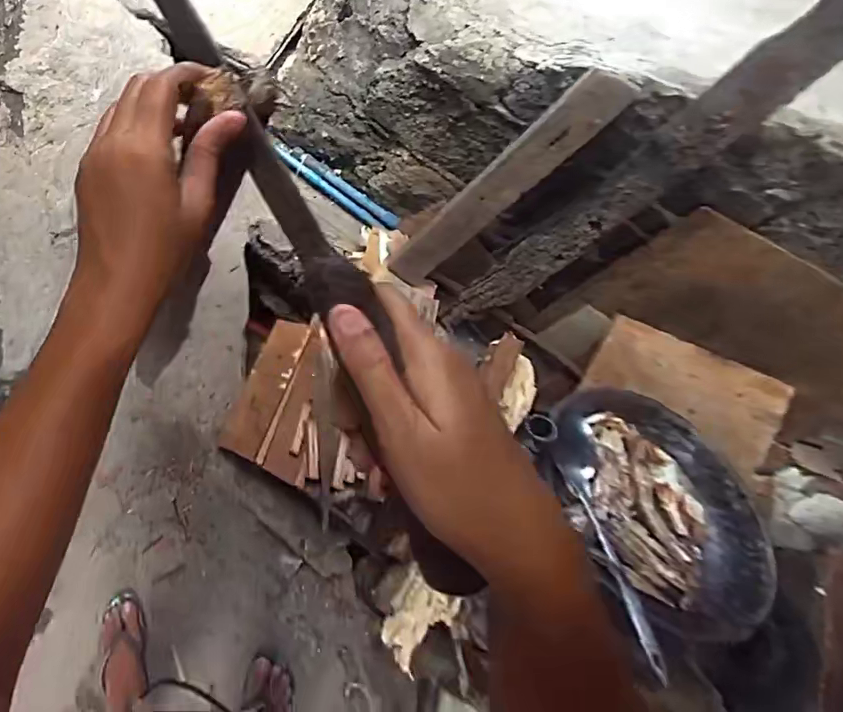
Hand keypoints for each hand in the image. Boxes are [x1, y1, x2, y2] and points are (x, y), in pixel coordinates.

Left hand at [72, 63, 245, 323]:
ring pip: (120, 105)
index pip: (160, 84)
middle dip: (170, 83)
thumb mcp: (196, 201)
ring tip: (182, 126)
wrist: (113, 286)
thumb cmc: (162, 250)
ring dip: (150, 102)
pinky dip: (133, 122)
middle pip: (137, 87)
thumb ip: (209, 151)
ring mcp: (93, 153)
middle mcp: (111, 140)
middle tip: (201, 102)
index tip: (212, 80)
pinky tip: (156, 148)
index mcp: (141, 146)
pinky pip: (109, 128)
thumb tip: (232, 116)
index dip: (187, 73)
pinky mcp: (86, 168)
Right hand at [327, 293, 554, 581]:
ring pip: (391, 378)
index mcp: (430, 354)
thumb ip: (369, 365)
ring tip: (367, 460)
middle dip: (353, 378)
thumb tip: (341, 307)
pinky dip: (391, 427)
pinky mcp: (456, 412)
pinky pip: (410, 403)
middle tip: (347, 427)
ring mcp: (453, 387)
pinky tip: (388, 467)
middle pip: (382, 343)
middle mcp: (443, 360)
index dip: (350, 304)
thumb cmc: (455, 487)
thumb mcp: (399, 427)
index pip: (386, 298)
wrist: (521, 544)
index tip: (321, 334)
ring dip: (369, 412)